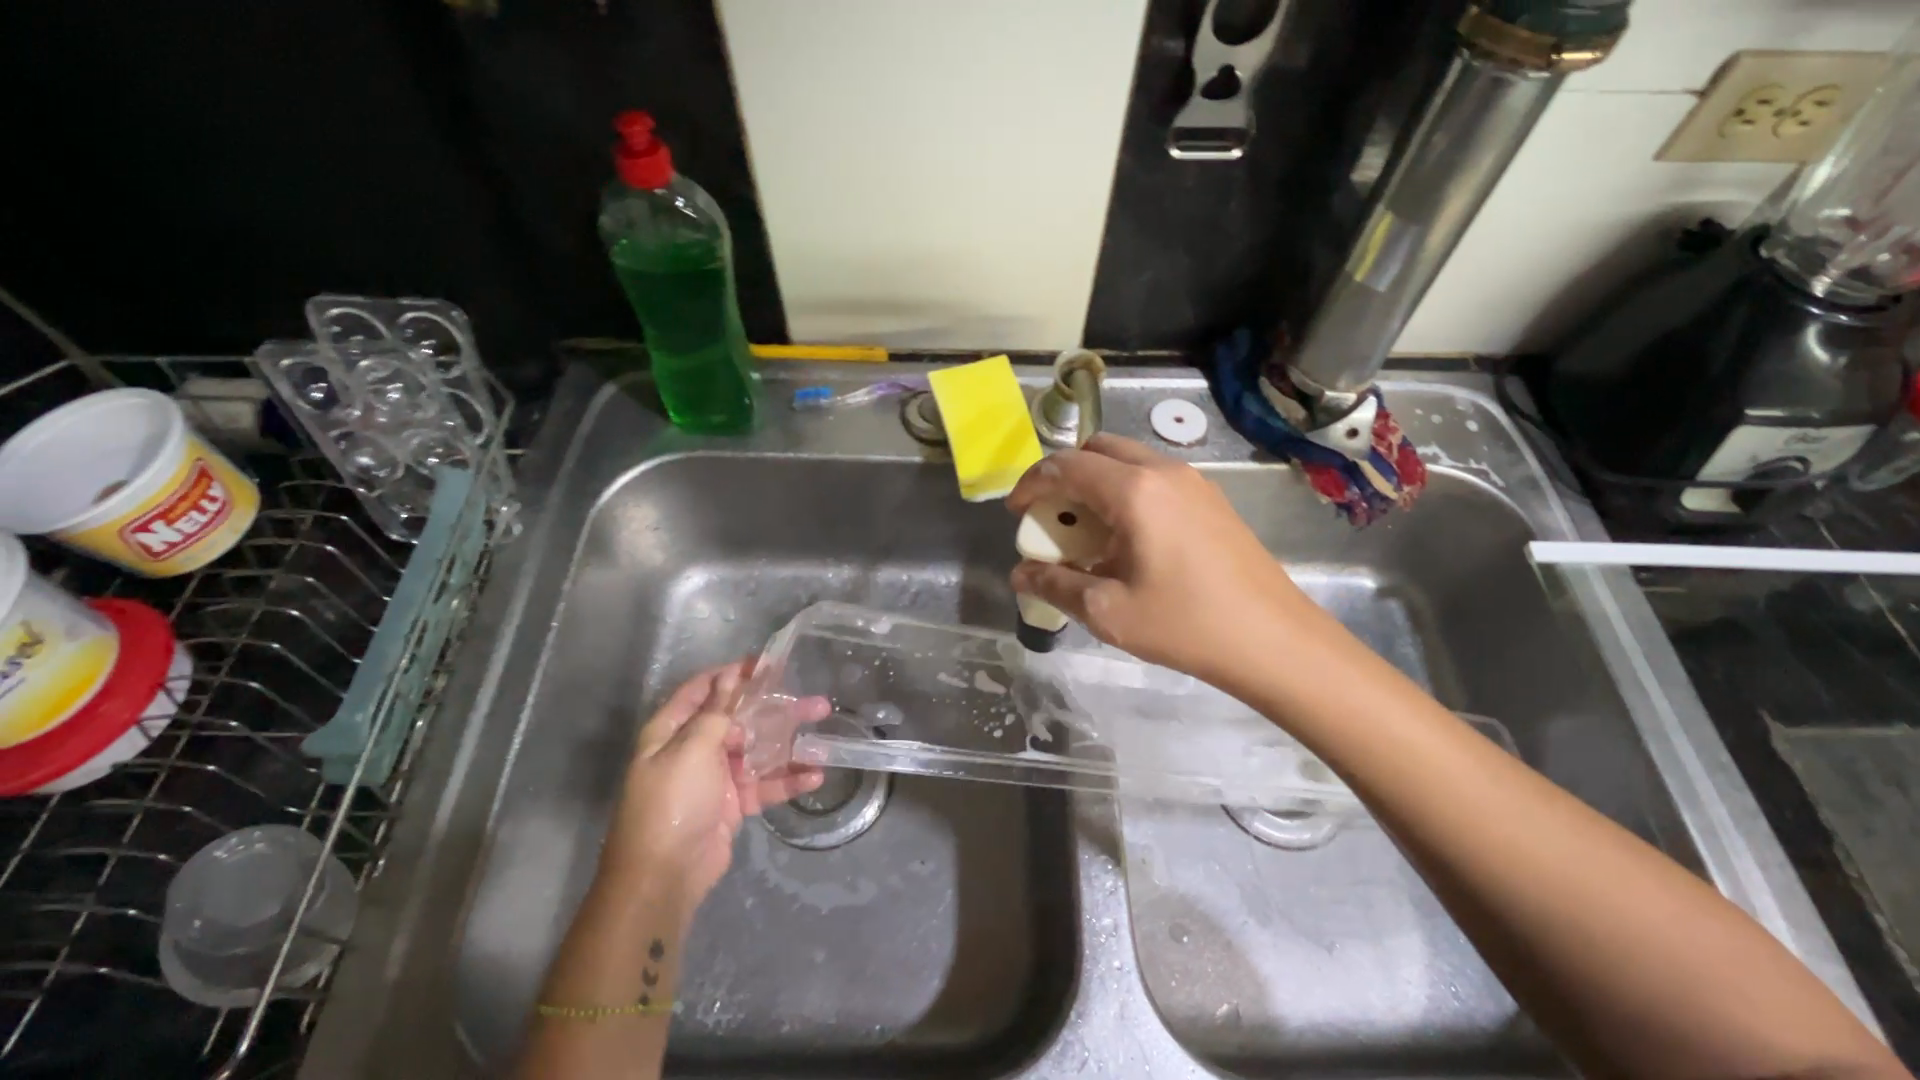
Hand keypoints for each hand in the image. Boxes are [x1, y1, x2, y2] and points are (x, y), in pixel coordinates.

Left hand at [600, 661, 827, 919]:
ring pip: (757, 751)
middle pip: (738, 719)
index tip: (768, 663)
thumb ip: (717, 712)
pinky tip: (816, 774)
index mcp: (672, 731)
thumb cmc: (673, 802)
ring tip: (824, 729)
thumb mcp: (692, 750)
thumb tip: (731, 675)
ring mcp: (715, 778)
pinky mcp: (733, 805)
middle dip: (773, 708)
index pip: (704, 690)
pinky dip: (787, 780)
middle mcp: (693, 749)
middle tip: (812, 698)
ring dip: (789, 742)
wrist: (665, 873)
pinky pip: (764, 785)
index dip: (733, 674)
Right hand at [1006, 433, 1317, 686]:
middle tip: (1050, 519)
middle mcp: (1164, 471)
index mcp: (1134, 491)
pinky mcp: (1212, 501)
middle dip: (1064, 477)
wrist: (1273, 639)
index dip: (1031, 485)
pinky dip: (1126, 494)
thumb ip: (1056, 584)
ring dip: (1097, 485)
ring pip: (1129, 462)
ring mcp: (1194, 482)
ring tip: (1086, 534)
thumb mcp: (1108, 611)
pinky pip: (1155, 480)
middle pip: (1097, 451)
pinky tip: (1128, 542)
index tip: (1016, 515)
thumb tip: (1020, 574)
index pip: (1065, 466)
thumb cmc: (1185, 624)